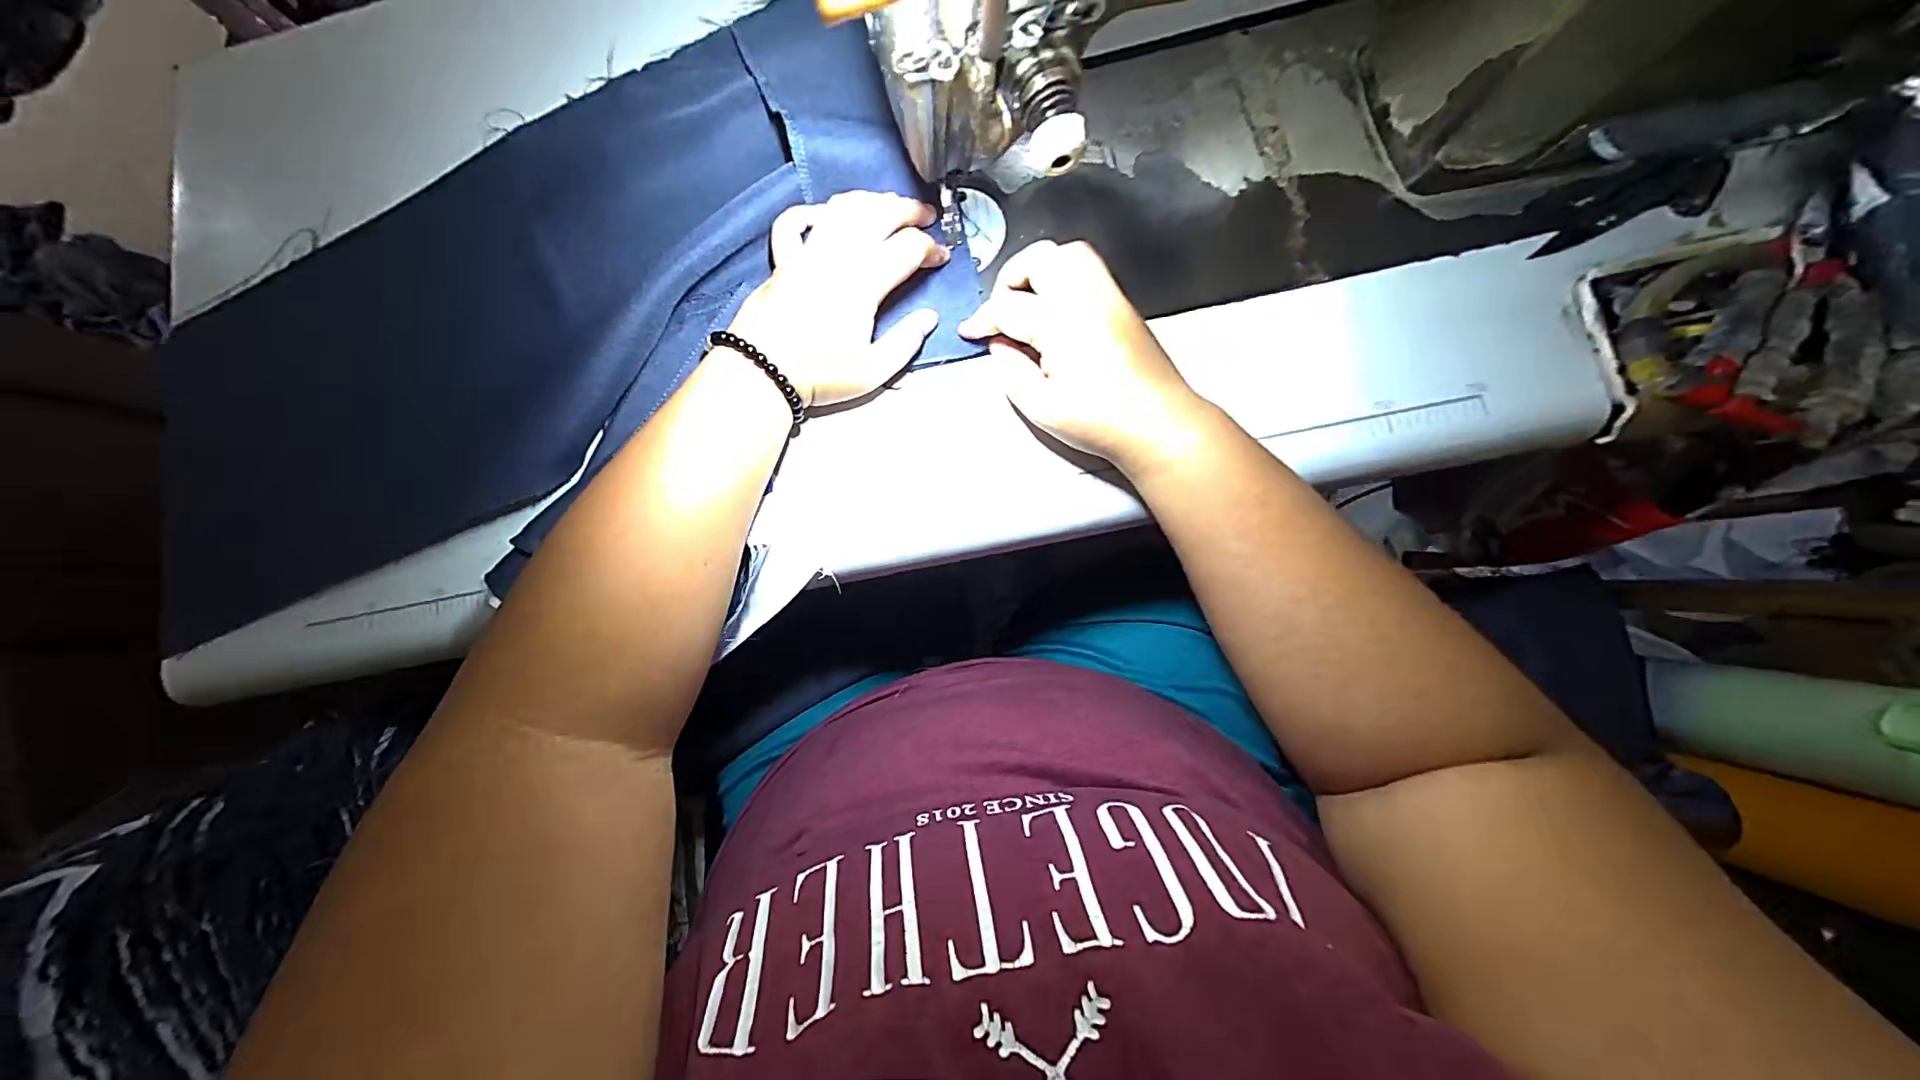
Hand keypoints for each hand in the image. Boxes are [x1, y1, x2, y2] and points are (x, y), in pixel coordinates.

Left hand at [723, 190, 948, 407]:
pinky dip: (813, 211)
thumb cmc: (819, 375)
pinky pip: (794, 221)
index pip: (908, 247)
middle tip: (925, 216)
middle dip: (908, 209)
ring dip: (869, 200)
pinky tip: (827, 214)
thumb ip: (905, 342)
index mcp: (865, 282)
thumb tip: (928, 319)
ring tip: (887, 206)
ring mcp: (808, 253)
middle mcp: (837, 257)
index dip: (930, 247)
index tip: (941, 256)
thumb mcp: (873, 371)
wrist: (762, 371)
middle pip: (879, 214)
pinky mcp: (783, 261)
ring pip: (842, 208)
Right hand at [958, 240, 1213, 473]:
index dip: (983, 318)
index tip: (972, 331)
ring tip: (1028, 300)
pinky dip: (1065, 277)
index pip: (1008, 306)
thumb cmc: (1105, 421)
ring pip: (1069, 254)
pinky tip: (1057, 309)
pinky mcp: (1123, 305)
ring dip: (1040, 269)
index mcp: (1060, 323)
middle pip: (1039, 259)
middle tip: (1000, 308)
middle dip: (1010, 278)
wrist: (1159, 423)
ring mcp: (1109, 297)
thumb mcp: (1041, 407)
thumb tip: (999, 347)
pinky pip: (1091, 269)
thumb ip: (1010, 370)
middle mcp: (1086, 298)